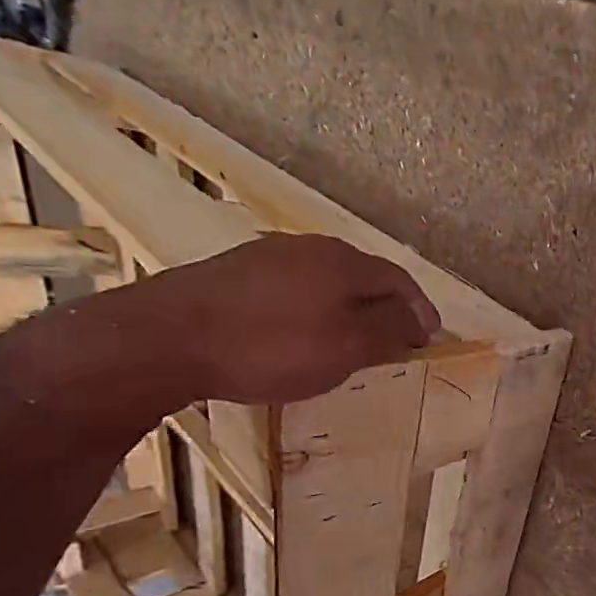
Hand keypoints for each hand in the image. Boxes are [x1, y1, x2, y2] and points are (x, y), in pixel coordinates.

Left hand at [124, 233, 441, 403]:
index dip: (420, 309)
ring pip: (327, 280)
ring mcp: (269, 256)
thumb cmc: (270, 346)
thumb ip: (389, 330)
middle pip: (364, 275)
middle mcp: (311, 248)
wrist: (164, 338)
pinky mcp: (235, 272)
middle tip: (396, 339)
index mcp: (345, 262)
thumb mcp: (345, 347)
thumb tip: (419, 319)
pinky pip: (295, 287)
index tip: (431, 338)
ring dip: (350, 307)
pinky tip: (302, 332)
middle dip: (386, 307)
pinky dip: (314, 308)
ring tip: (353, 338)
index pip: (400, 280)